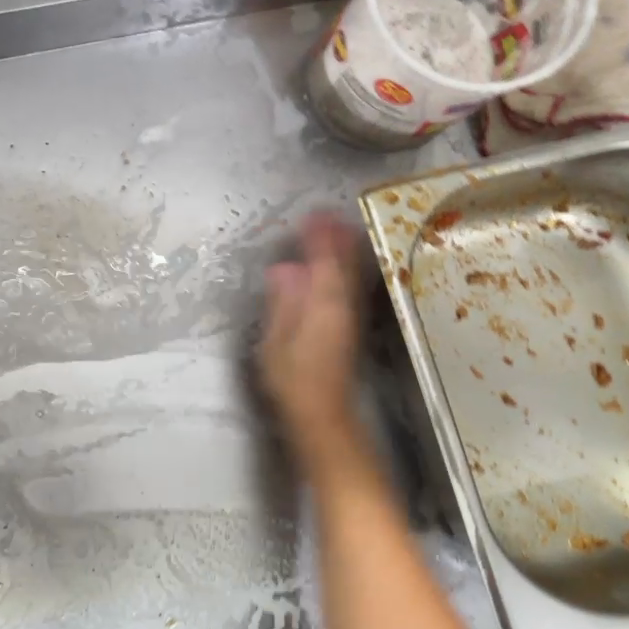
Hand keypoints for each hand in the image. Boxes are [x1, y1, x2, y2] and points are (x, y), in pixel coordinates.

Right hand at [259, 211, 364, 444]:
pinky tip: (339, 265)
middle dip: (335, 238)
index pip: (323, 261)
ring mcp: (350, 317)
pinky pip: (350, 287)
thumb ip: (283, 302)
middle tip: (325, 214)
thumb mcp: (276, 341)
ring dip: (345, 250)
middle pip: (343, 264)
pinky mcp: (349, 327)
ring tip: (337, 229)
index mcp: (323, 305)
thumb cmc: (291, 379)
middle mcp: (343, 306)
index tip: (310, 214)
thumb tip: (283, 268)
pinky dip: (345, 269)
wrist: (321, 414)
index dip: (317, 237)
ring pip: (351, 274)